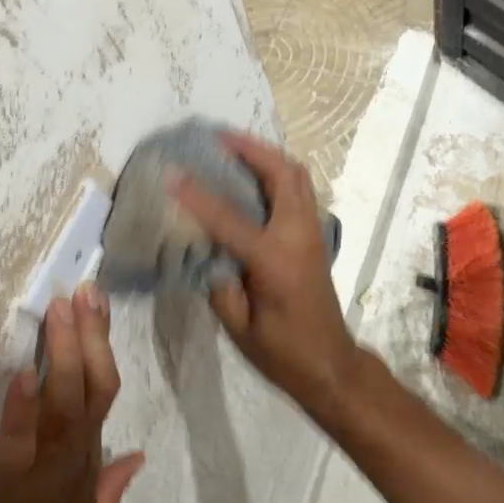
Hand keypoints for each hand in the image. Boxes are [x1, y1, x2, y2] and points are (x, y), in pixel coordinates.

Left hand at [0, 286, 144, 502]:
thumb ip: (110, 487)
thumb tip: (138, 456)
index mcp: (87, 457)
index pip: (104, 390)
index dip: (102, 343)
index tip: (97, 302)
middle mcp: (73, 456)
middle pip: (92, 388)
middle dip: (90, 338)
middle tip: (84, 291)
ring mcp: (42, 469)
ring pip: (64, 404)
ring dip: (62, 355)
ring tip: (59, 312)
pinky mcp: (4, 484)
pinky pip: (17, 442)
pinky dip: (21, 409)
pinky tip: (21, 375)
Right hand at [168, 132, 361, 413]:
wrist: (330, 365)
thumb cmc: (283, 353)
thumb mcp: (239, 327)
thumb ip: (219, 284)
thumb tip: (207, 249)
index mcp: (274, 258)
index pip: (229, 218)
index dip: (197, 195)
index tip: (172, 173)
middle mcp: (297, 234)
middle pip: (281, 173)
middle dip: (251, 149)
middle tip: (218, 137)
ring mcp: (311, 231)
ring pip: (296, 175)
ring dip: (267, 155)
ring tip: (235, 147)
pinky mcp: (315, 235)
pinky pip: (299, 189)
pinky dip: (278, 171)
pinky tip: (255, 173)